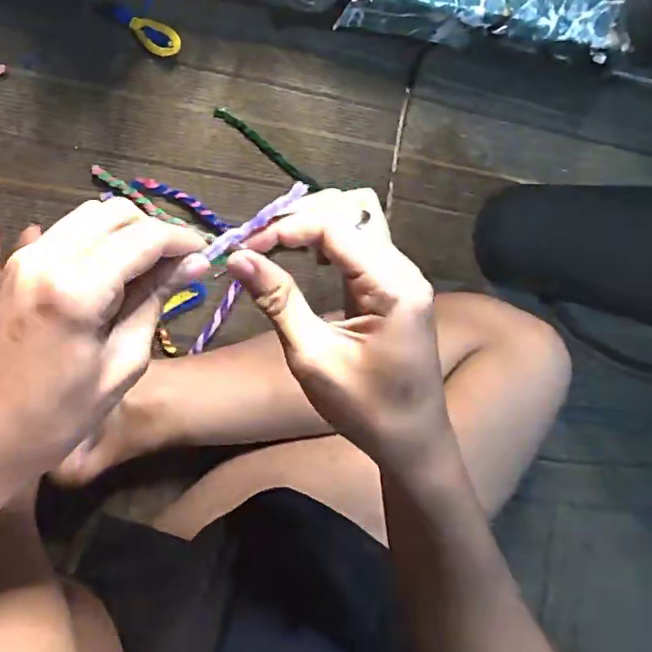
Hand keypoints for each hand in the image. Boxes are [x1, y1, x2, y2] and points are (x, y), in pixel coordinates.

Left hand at [0, 198, 207, 490]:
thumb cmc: (56, 417)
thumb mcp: (121, 365)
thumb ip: (154, 301)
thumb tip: (193, 263)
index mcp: (75, 288)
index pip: (143, 238)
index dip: (180, 240)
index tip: (204, 254)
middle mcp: (47, 258)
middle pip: (114, 212)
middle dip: (152, 229)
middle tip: (175, 263)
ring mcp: (26, 256)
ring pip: (89, 214)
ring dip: (124, 230)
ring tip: (146, 266)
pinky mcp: (16, 263)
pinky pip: (67, 231)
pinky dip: (97, 238)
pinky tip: (111, 269)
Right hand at [225, 188, 451, 474]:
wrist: (413, 442)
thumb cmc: (365, 408)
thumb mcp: (313, 357)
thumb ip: (278, 301)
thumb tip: (238, 258)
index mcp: (392, 286)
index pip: (333, 226)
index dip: (285, 227)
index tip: (245, 245)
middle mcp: (402, 268)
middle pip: (348, 209)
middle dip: (298, 217)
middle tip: (256, 241)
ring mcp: (400, 273)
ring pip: (354, 217)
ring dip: (312, 222)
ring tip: (274, 242)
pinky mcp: (391, 282)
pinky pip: (358, 239)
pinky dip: (325, 237)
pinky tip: (304, 256)